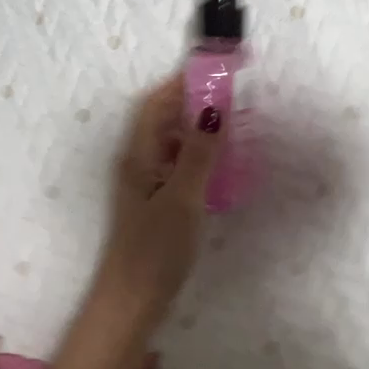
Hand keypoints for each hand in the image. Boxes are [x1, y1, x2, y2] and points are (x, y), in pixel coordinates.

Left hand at [99, 76, 223, 320]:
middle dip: (194, 99)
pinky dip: (201, 153)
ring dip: (199, 126)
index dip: (182, 81)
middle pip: (163, 119)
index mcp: (138, 157)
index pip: (156, 104)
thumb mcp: (182, 199)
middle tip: (234, 92)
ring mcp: (148, 184)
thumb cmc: (155, 250)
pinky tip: (223, 162)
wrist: (133, 300)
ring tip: (235, 121)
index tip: (217, 67)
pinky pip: (180, 164)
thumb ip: (199, 155)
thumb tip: (214, 109)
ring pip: (172, 142)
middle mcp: (139, 164)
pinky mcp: (159, 203)